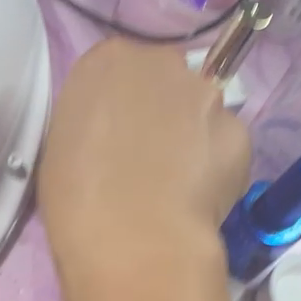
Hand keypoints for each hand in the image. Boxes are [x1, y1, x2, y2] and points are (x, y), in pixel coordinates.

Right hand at [39, 39, 247, 300]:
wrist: (133, 239)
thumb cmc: (76, 197)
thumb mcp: (61, 146)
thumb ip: (92, 123)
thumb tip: (115, 137)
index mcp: (107, 60)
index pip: (117, 69)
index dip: (119, 105)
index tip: (115, 137)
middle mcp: (161, 62)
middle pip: (165, 80)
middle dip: (161, 111)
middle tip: (148, 159)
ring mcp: (206, 95)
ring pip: (201, 111)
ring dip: (192, 138)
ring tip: (176, 187)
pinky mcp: (240, 132)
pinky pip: (226, 146)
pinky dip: (217, 168)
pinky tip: (198, 200)